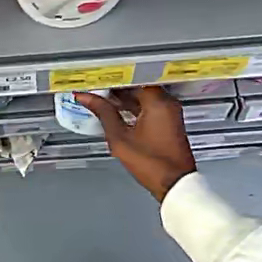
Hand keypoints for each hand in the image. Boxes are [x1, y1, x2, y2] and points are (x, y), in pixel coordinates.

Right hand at [76, 86, 196, 200]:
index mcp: (158, 101)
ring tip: (102, 98)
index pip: (133, 77)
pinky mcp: (169, 121)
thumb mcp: (120, 138)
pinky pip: (149, 106)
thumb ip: (103, 113)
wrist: (174, 185)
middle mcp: (167, 102)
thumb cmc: (151, 163)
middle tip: (96, 86)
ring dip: (124, 97)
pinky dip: (134, 106)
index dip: (113, 76)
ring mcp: (170, 112)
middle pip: (139, 85)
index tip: (98, 77)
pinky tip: (117, 111)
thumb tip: (86, 97)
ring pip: (143, 96)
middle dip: (117, 87)